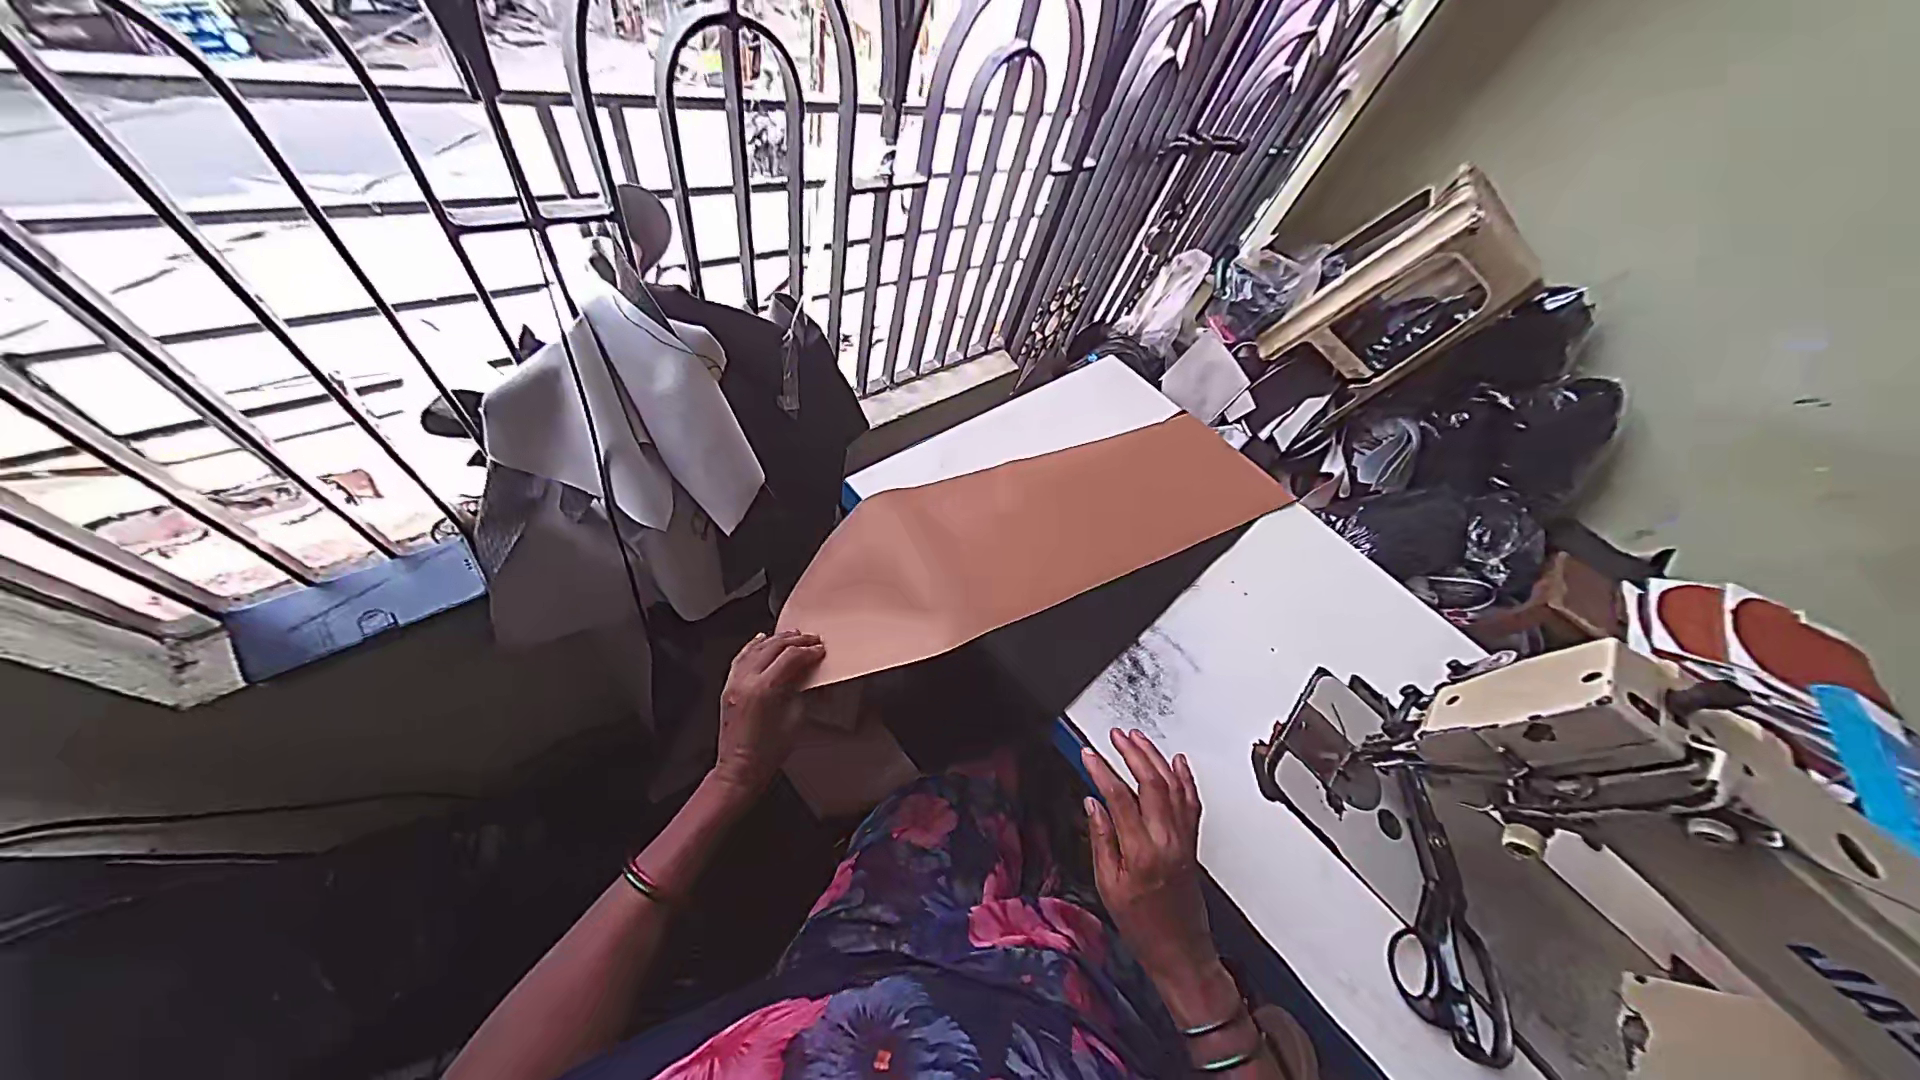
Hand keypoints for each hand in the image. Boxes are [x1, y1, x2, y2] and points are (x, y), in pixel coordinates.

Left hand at [712, 630, 825, 795]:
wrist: (740, 769)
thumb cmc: (767, 752)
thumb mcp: (795, 718)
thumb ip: (801, 690)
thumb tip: (807, 675)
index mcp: (764, 689)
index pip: (790, 657)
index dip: (809, 651)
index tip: (820, 650)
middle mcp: (746, 681)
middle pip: (774, 647)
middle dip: (796, 641)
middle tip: (812, 640)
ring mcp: (734, 683)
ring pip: (756, 648)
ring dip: (776, 639)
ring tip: (792, 636)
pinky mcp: (728, 688)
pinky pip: (741, 658)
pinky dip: (753, 646)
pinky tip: (761, 640)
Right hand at [1082, 729, 1226, 1014]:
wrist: (1181, 953)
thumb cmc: (1143, 927)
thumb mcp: (1107, 886)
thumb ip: (1100, 840)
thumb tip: (1093, 804)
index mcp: (1141, 853)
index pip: (1120, 797)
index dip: (1102, 771)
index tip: (1089, 755)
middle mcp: (1166, 841)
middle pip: (1152, 783)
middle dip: (1132, 753)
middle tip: (1116, 736)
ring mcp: (1183, 840)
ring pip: (1173, 787)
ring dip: (1155, 758)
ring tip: (1138, 739)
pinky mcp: (1192, 843)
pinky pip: (1191, 803)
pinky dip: (1185, 778)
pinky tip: (1178, 761)